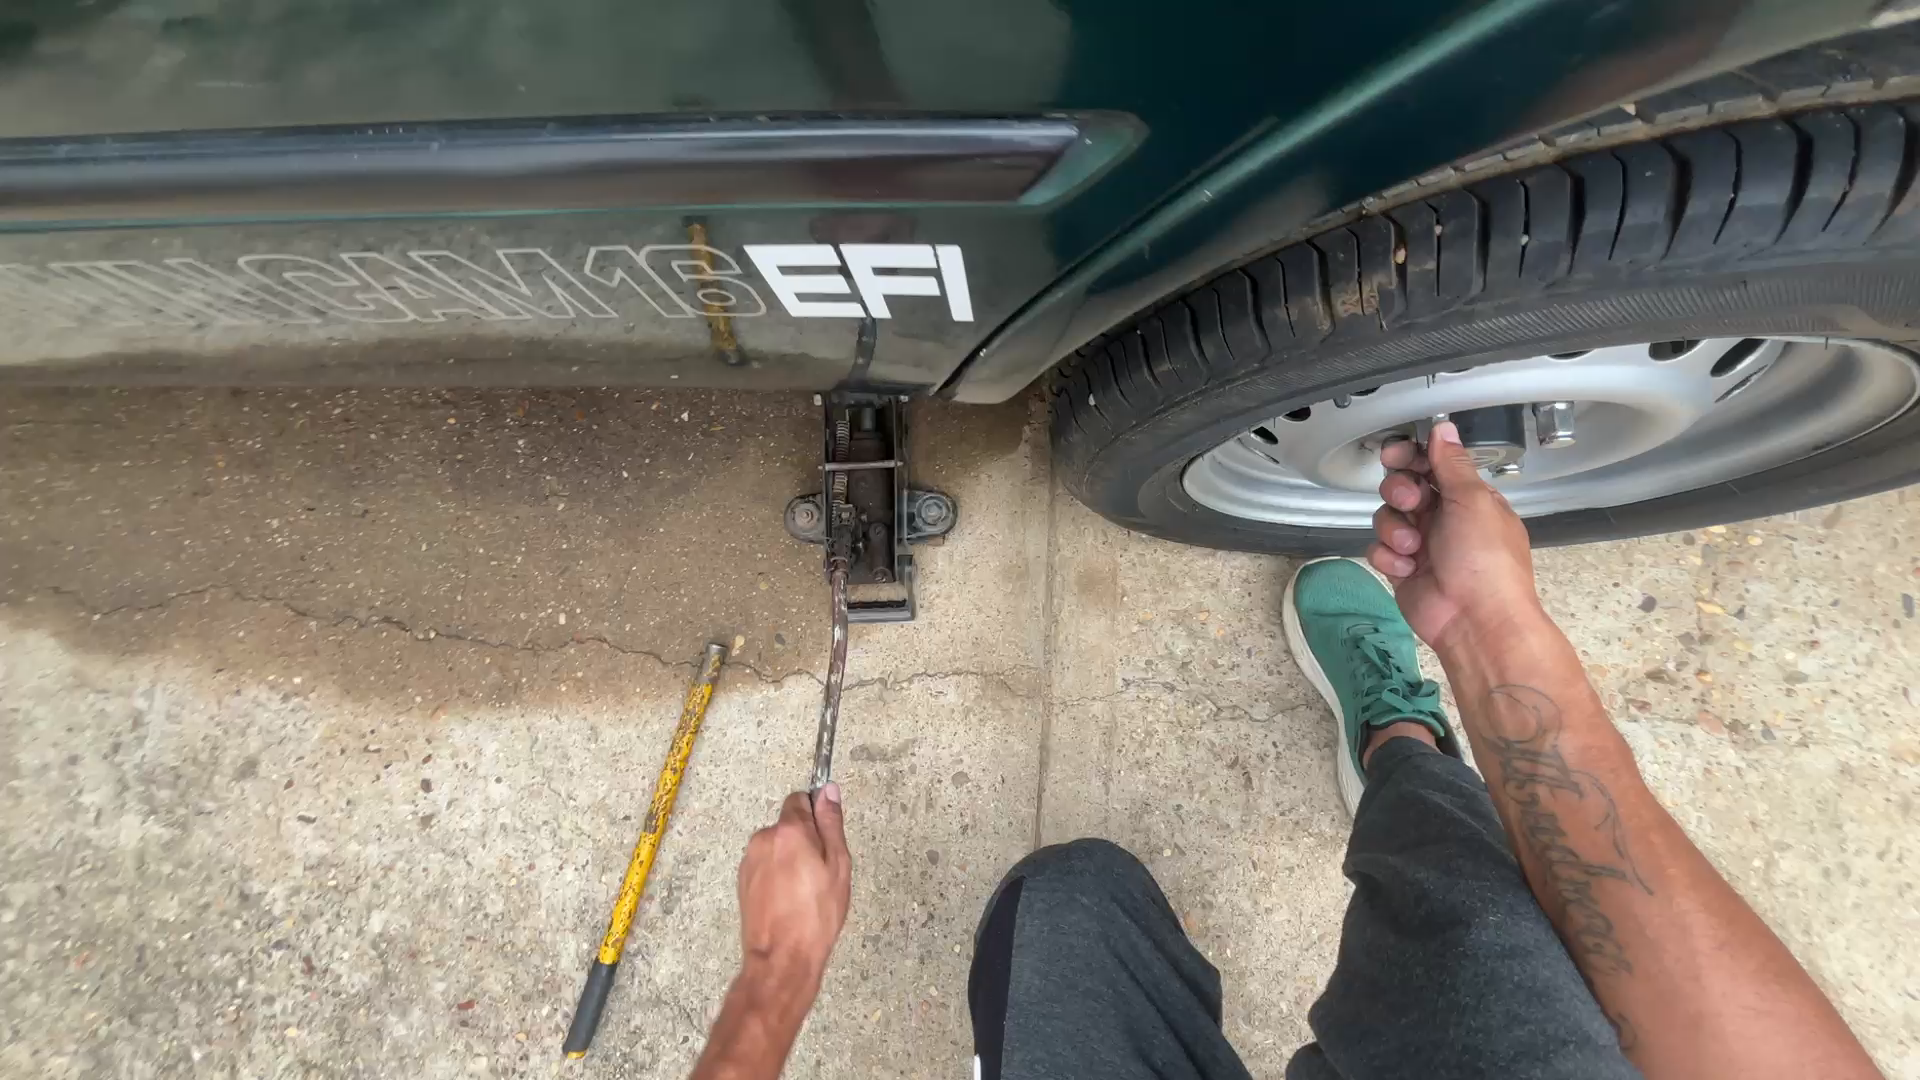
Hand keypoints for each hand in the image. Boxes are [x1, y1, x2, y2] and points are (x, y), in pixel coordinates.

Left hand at [734, 785, 851, 995]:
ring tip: (805, 890)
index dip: (816, 816)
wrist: (781, 959)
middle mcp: (763, 839)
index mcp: (788, 830)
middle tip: (821, 871)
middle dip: (805, 839)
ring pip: (777, 846)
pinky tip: (789, 899)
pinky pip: (766, 864)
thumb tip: (828, 790)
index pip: (800, 799)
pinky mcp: (743, 881)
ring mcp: (749, 861)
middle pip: (788, 824)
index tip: (826, 839)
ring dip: (790, 858)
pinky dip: (777, 874)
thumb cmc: (816, 914)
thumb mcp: (838, 865)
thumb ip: (831, 823)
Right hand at [1367, 420, 1543, 650]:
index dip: (1410, 457)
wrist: (1473, 618)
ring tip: (1413, 549)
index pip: (1432, 465)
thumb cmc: (1484, 559)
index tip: (1394, 455)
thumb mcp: (1473, 502)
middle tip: (1409, 503)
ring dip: (1395, 531)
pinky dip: (1389, 558)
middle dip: (1399, 493)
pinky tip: (1407, 570)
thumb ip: (1451, 464)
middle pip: (1402, 487)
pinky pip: (1378, 549)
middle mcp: (1442, 517)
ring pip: (1385, 518)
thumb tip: (1443, 428)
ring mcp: (1420, 543)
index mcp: (1467, 498)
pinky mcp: (1400, 566)